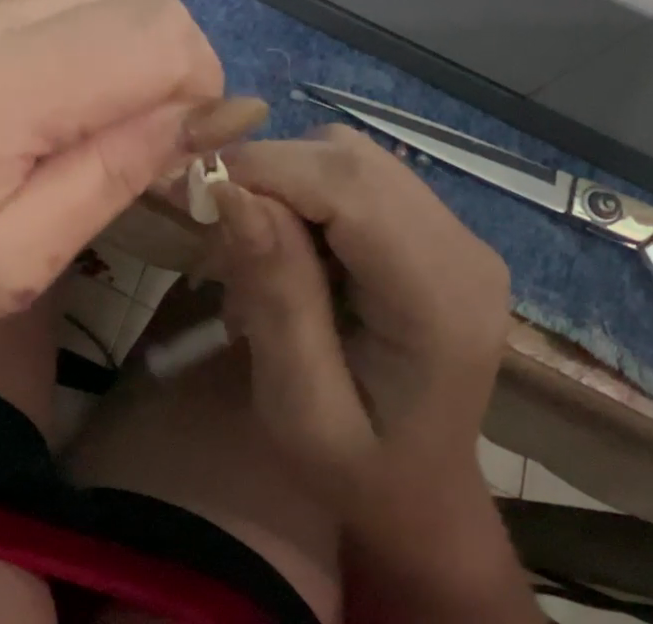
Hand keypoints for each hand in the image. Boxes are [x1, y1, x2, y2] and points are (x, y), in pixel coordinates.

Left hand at [0, 0, 237, 333]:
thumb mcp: (19, 260)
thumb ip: (117, 173)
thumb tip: (218, 111)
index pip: (154, 35)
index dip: (198, 86)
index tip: (181, 149)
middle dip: (175, 61)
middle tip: (148, 135)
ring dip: (137, 40)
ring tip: (107, 112)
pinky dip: (94, 25)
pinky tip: (69, 84)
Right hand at [208, 126, 511, 504]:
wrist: (419, 496)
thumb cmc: (354, 470)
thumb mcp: (299, 405)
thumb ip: (276, 297)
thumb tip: (232, 194)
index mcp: (440, 299)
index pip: (348, 186)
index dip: (263, 170)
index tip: (189, 192)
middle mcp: (462, 249)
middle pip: (350, 159)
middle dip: (266, 173)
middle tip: (209, 225)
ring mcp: (456, 236)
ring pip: (350, 157)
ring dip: (283, 181)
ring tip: (248, 244)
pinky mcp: (435, 233)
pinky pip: (355, 179)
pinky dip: (303, 193)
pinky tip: (285, 247)